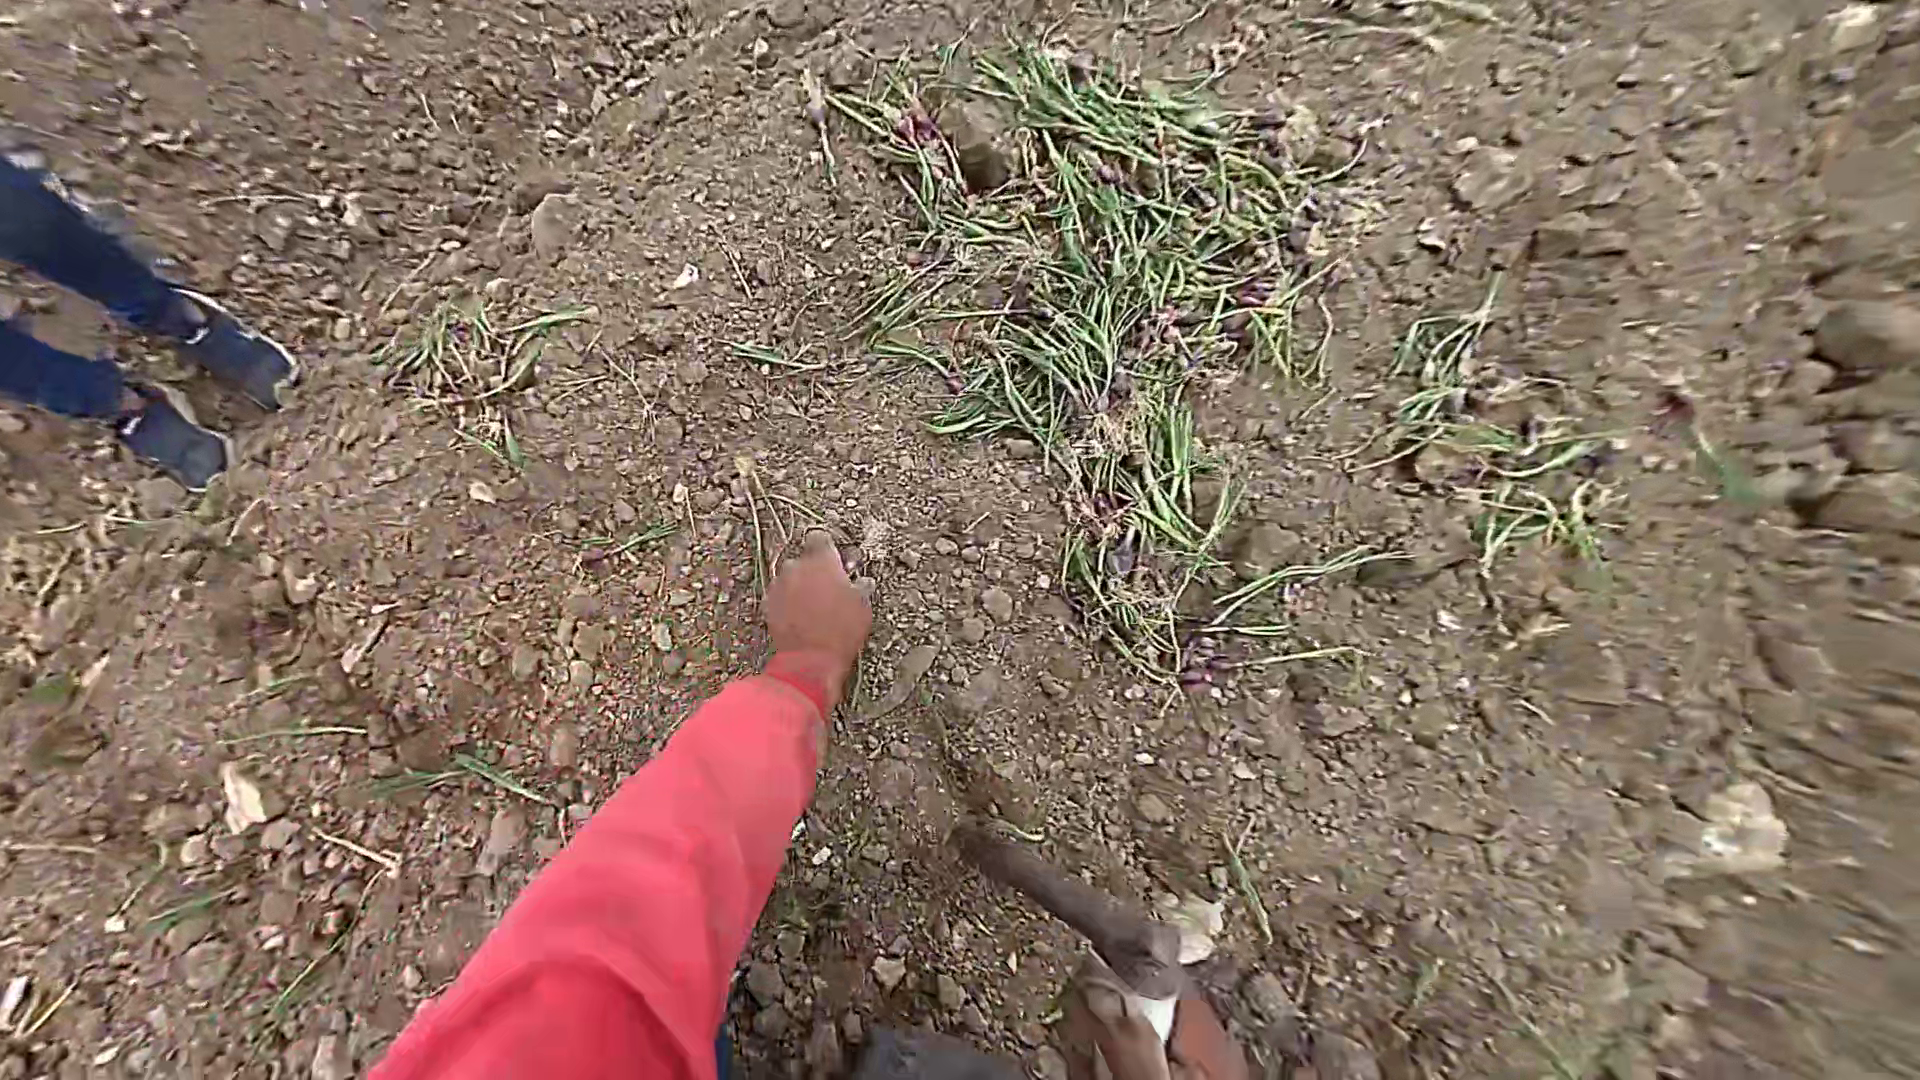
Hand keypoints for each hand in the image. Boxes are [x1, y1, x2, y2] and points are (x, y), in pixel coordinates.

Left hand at [764, 530, 871, 707]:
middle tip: (828, 589)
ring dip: (800, 586)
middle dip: (814, 571)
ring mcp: (780, 585)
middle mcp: (797, 567)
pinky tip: (801, 616)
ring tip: (814, 606)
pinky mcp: (768, 603)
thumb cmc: (841, 632)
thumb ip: (859, 586)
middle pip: (805, 560)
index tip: (834, 560)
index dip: (828, 549)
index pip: (820, 539)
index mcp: (822, 562)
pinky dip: (788, 601)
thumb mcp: (862, 606)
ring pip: (791, 577)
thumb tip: (860, 582)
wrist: (810, 661)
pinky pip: (780, 595)